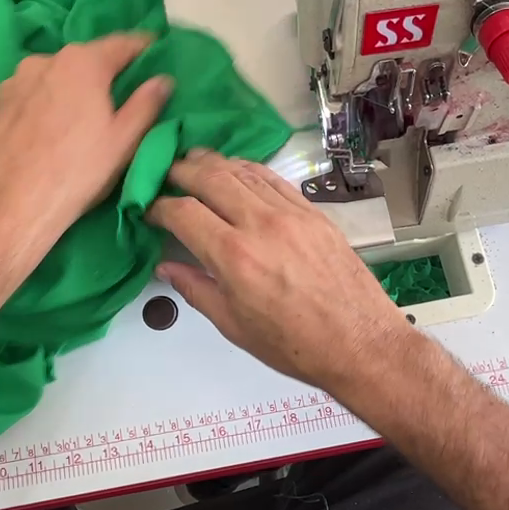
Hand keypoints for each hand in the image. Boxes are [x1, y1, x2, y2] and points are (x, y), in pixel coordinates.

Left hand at [0, 33, 172, 275]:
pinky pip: (33, 95)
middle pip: (87, 60)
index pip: (123, 43)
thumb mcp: (124, 141)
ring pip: (57, 77)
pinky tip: (52, 132)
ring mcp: (15, 80)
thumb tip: (163, 79)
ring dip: (74, 89)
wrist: (7, 205)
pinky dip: (48, 104)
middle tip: (124, 95)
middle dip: (107, 73)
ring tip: (85, 118)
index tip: (159, 53)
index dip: (145, 48)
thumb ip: (147, 104)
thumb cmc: (77, 171)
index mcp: (83, 62)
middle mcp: (46, 59)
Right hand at [147, 150, 415, 393]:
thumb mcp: (234, 326)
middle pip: (210, 177)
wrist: (360, 343)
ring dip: (214, 163)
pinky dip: (249, 171)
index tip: (149, 211)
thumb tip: (166, 267)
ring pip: (243, 171)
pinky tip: (237, 173)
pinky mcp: (314, 213)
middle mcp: (261, 224)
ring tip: (194, 164)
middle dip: (181, 171)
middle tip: (165, 174)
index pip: (183, 212)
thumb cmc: (294, 346)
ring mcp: (291, 214)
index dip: (158, 206)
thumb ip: (197, 289)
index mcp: (234, 256)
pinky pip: (274, 180)